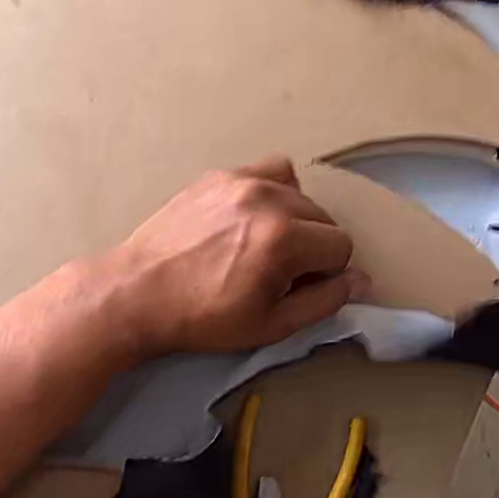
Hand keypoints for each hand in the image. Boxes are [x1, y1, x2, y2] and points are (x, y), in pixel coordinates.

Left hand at [101, 156, 368, 358]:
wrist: (137, 292)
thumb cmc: (204, 317)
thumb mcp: (271, 325)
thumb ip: (325, 301)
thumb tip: (362, 280)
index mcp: (284, 239)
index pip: (342, 246)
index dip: (328, 273)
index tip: (299, 287)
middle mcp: (269, 199)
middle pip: (324, 218)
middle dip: (314, 247)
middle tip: (280, 272)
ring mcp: (242, 181)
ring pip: (300, 194)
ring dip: (297, 220)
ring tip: (267, 243)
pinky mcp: (220, 175)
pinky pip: (270, 171)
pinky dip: (275, 192)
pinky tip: (253, 216)